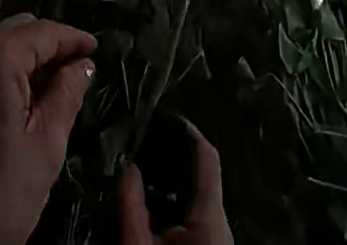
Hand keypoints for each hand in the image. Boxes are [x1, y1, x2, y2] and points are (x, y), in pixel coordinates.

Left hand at [0, 14, 97, 244]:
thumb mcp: (43, 148)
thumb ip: (66, 96)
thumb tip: (84, 65)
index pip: (43, 30)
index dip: (74, 38)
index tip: (96, 48)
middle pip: (15, 31)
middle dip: (47, 47)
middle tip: (75, 71)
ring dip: (21, 62)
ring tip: (48, 89)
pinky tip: (12, 104)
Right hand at [119, 119, 232, 244]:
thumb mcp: (138, 244)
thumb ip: (131, 203)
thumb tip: (126, 165)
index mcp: (211, 215)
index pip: (206, 156)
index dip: (186, 130)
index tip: (164, 115)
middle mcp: (220, 222)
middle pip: (200, 172)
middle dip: (173, 152)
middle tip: (145, 137)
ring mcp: (217, 236)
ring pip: (196, 193)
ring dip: (171, 177)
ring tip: (142, 166)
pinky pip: (193, 212)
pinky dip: (172, 199)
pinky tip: (149, 201)